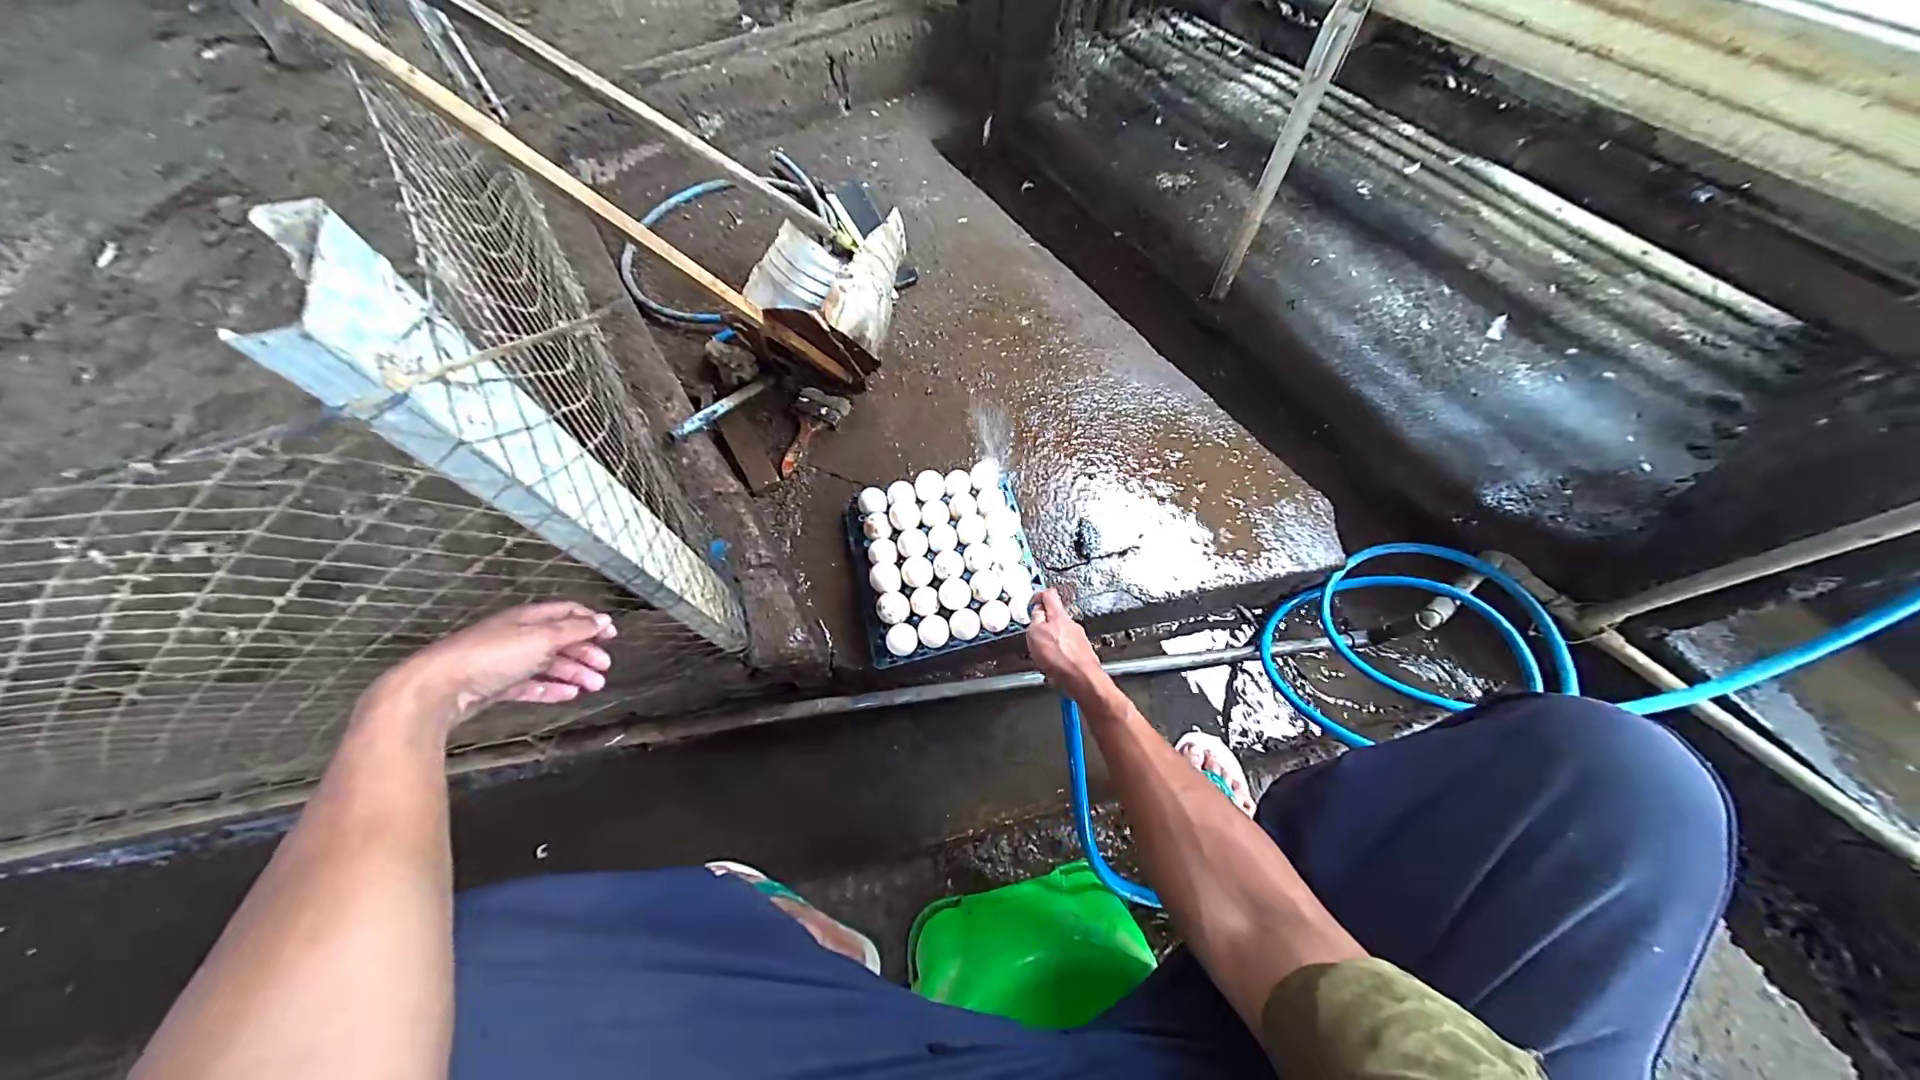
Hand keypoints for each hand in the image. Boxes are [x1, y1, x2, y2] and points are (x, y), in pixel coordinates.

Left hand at [368, 602, 617, 727]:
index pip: (568, 613)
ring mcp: (507, 661)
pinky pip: (532, 685)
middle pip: (561, 640)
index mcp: (529, 618)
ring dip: (574, 673)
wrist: (438, 689)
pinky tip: (568, 695)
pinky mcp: (497, 685)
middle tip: (605, 667)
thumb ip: (576, 630)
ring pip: (549, 664)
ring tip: (593, 687)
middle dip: (586, 652)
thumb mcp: (542, 638)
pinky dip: (552, 689)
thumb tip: (603, 620)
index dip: (592, 622)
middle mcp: (519, 636)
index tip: (612, 636)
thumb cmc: (492, 656)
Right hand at [1025, 589, 1103, 697]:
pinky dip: (1057, 656)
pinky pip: (1065, 650)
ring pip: (1060, 635)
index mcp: (1059, 615)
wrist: (1081, 679)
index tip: (1032, 604)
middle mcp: (1071, 624)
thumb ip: (1035, 619)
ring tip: (1043, 655)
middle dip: (1043, 625)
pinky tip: (1052, 666)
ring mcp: (1078, 639)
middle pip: (1055, 617)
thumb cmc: (1061, 658)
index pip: (1049, 594)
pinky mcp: (1081, 653)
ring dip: (1050, 642)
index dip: (1038, 596)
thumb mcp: (1035, 634)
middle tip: (1034, 635)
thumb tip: (1036, 611)